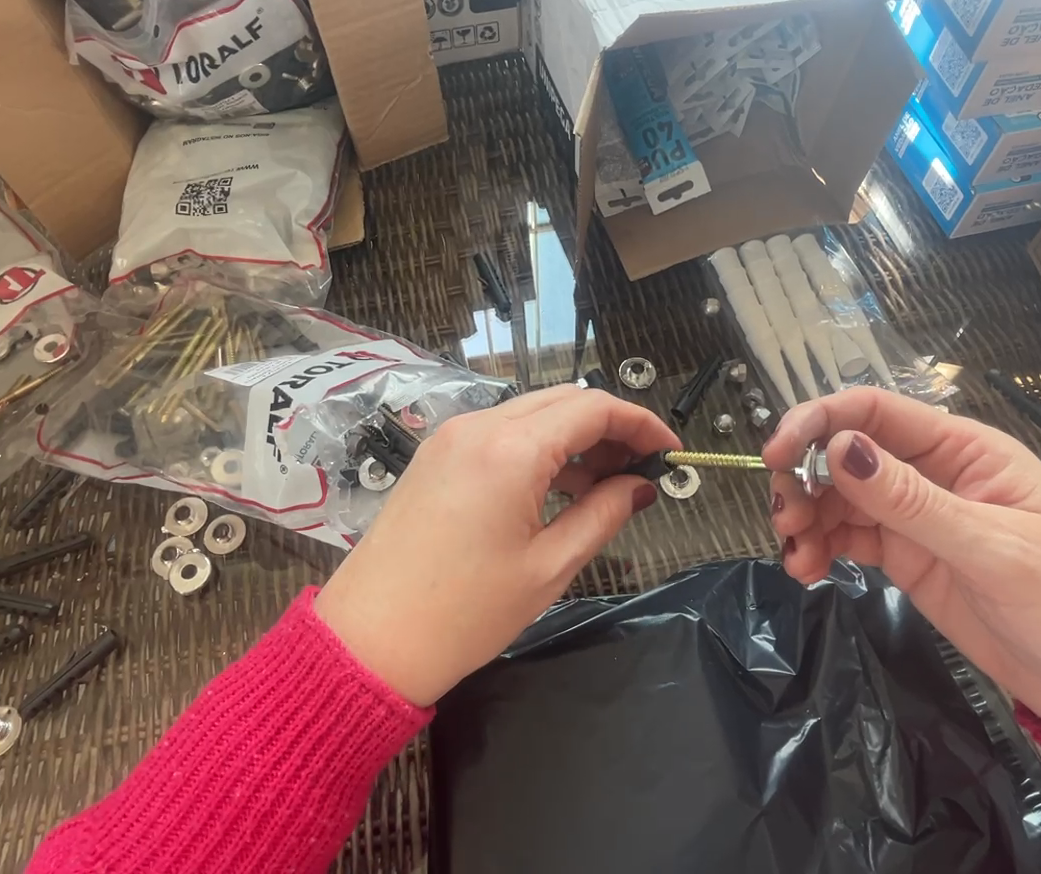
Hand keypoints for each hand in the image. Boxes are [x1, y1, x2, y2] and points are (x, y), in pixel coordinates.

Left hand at [315, 386, 677, 706]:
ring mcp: (452, 436)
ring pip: (532, 413)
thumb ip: (604, 513)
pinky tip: (558, 487)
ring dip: (575, 437)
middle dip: (610, 426)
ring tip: (606, 485)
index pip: (593, 407)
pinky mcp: (437, 454)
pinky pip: (502, 433)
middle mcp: (479, 426)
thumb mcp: (550, 566)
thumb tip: (640, 485)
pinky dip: (539, 448)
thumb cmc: (465, 613)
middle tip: (641, 469)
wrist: (371, 640)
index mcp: (510, 450)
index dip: (641, 422)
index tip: (669, 450)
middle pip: (563, 400)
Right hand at [762, 388, 1040, 733]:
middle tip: (785, 520)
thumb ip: (912, 501)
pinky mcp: (906, 556)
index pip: (874, 411)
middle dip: (804, 478)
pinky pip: (847, 537)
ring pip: (838, 496)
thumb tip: (838, 446)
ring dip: (806, 518)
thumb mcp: (996, 552)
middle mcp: (932, 473)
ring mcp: (916, 516)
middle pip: (843, 452)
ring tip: (796, 556)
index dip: (817, 421)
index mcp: (963, 450)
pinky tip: (807, 570)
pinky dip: (819, 548)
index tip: (776, 454)